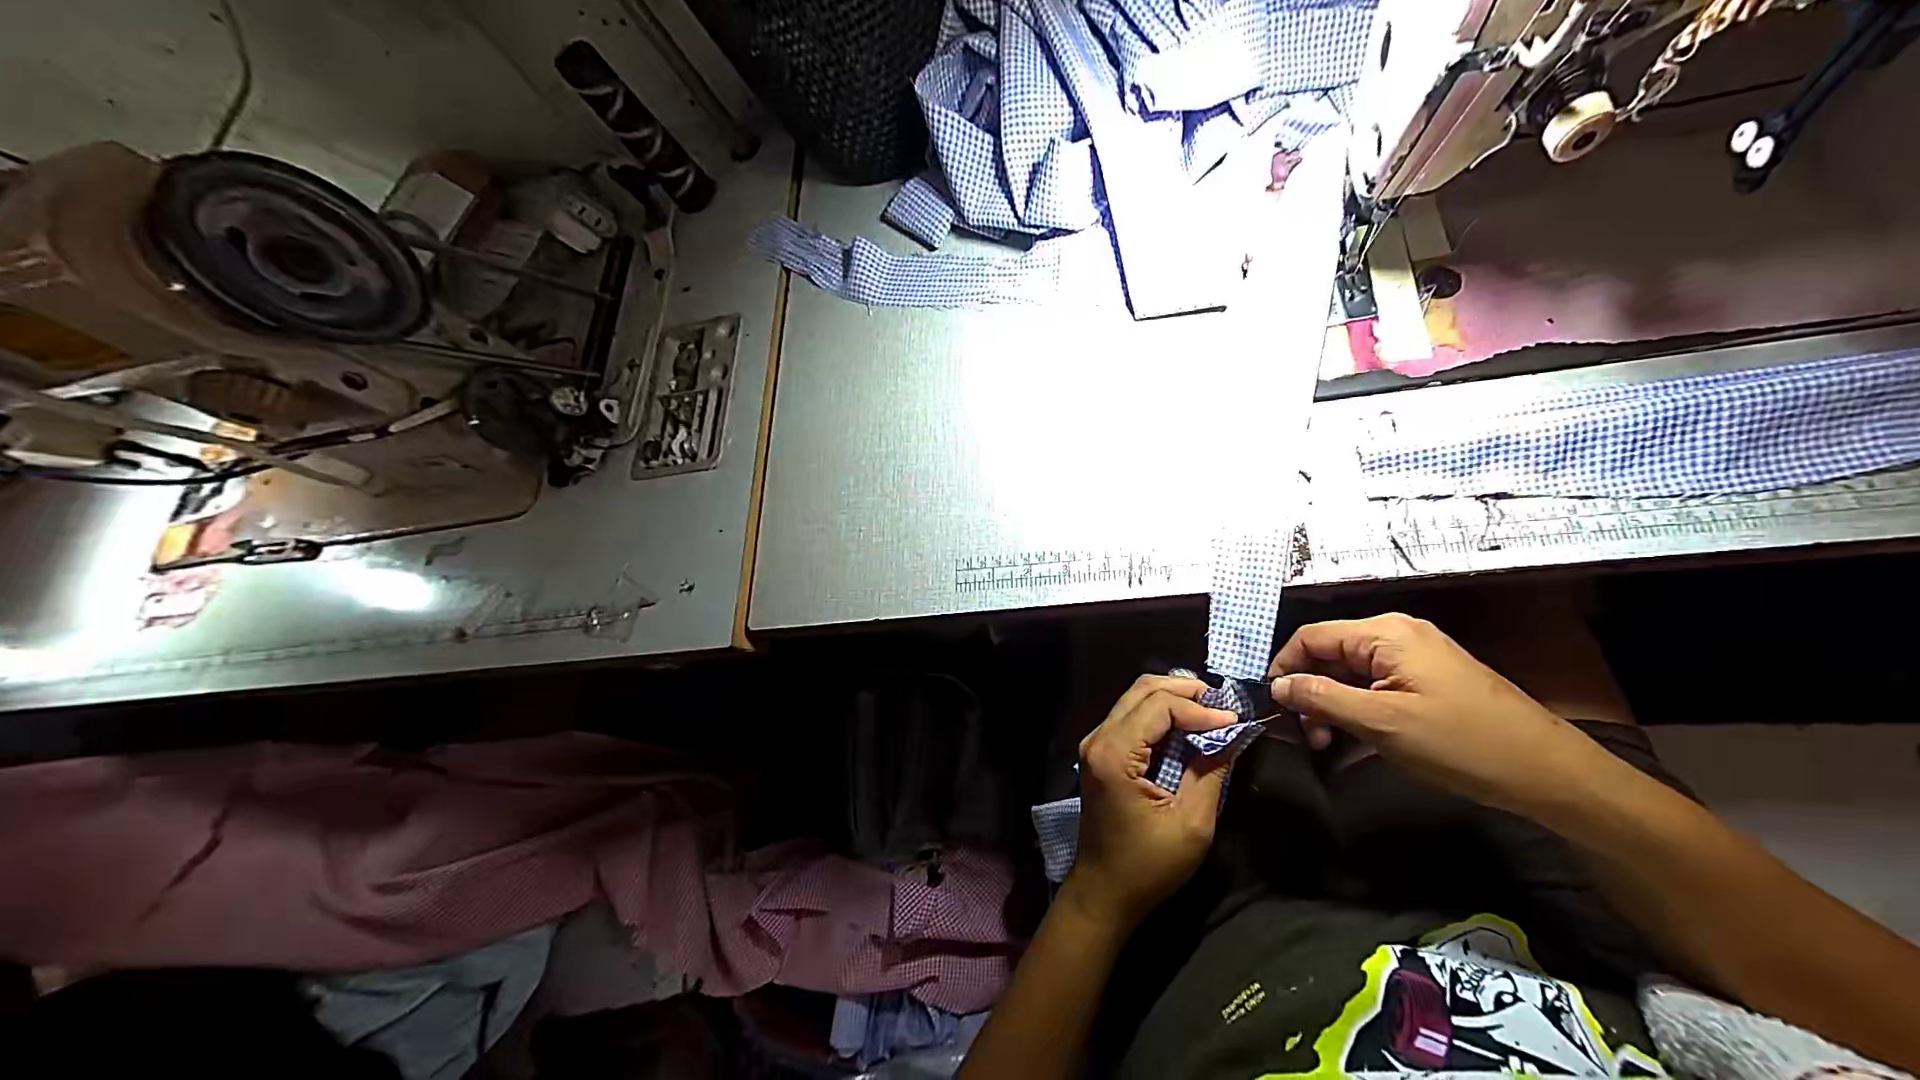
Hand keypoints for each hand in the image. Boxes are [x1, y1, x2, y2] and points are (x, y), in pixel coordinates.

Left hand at [1061, 675, 1239, 931]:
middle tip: (1223, 705)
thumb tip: (1233, 735)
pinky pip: (1130, 717)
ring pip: (1134, 699)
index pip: (1158, 705)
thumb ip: (1211, 773)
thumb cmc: (1148, 865)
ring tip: (1211, 712)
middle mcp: (1098, 739)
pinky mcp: (1100, 753)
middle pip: (1141, 690)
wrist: (1104, 892)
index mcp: (1114, 754)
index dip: (1199, 709)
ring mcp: (1095, 744)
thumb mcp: (1192, 824)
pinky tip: (1188, 725)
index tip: (1234, 722)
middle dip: (1185, 692)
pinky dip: (1160, 713)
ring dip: (1173, 699)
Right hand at [1267, 614, 1616, 817]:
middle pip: (1329, 654)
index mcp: (1385, 634)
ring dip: (1330, 704)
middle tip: (1304, 734)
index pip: (1310, 637)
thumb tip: (1278, 685)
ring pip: (1349, 672)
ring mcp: (1415, 657)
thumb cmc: (1463, 743)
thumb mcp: (1381, 722)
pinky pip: (1374, 684)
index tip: (1272, 705)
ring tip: (1327, 742)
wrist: (1550, 774)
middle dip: (1308, 691)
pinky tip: (1353, 737)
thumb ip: (1321, 698)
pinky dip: (1356, 708)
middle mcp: (1397, 635)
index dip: (1284, 668)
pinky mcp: (1426, 680)